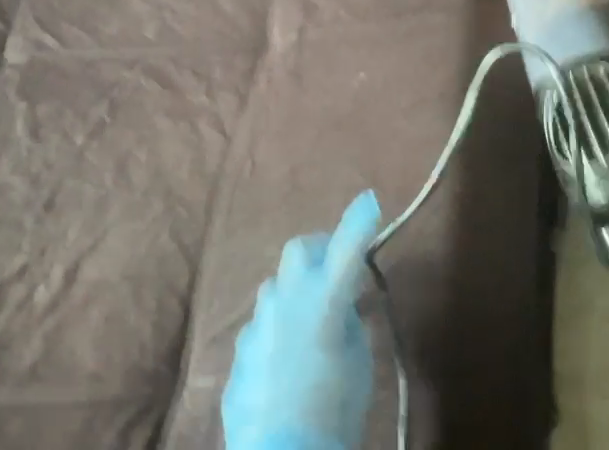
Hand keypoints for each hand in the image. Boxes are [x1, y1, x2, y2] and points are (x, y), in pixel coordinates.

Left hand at [222, 190, 382, 449]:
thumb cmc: (336, 407)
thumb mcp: (359, 359)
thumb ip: (349, 320)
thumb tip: (342, 305)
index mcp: (325, 299)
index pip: (347, 245)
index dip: (360, 220)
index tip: (370, 200)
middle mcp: (286, 301)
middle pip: (300, 250)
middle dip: (321, 249)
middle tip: (339, 269)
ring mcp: (257, 326)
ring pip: (276, 286)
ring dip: (296, 289)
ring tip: (313, 317)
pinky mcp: (239, 355)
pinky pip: (261, 326)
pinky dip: (279, 328)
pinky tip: (289, 357)